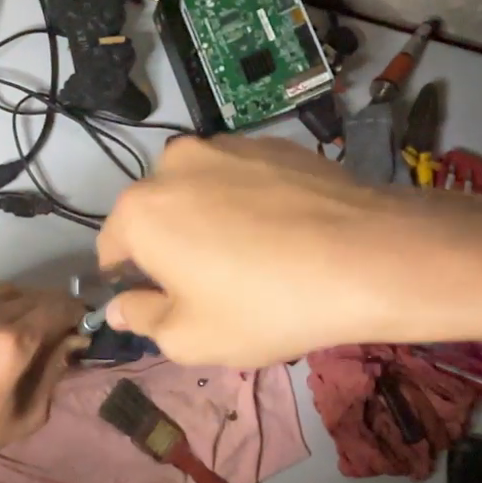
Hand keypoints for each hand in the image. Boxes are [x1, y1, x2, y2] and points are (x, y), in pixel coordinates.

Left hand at [0, 276, 85, 477]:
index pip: (57, 309)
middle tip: (52, 327)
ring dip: (18, 302)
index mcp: (14, 343)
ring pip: (1, 289)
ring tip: (16, 321)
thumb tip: (72, 342)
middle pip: (33, 297)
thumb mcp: (26, 415)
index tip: (79, 323)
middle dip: (50, 310)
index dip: (74, 314)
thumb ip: (53, 373)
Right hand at [97, 135, 457, 366]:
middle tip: (213, 285)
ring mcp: (226, 146)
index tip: (165, 304)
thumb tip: (120, 306)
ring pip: (199, 192)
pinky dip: (249, 203)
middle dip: (170, 247)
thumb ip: (142, 319)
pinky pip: (242, 179)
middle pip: (155, 215)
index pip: (111, 250)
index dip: (132, 283)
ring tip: (254, 256)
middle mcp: (173, 164)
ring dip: (209, 220)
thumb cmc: (264, 306)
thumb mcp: (189, 338)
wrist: (370, 258)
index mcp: (139, 210)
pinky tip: (284, 234)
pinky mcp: (273, 144)